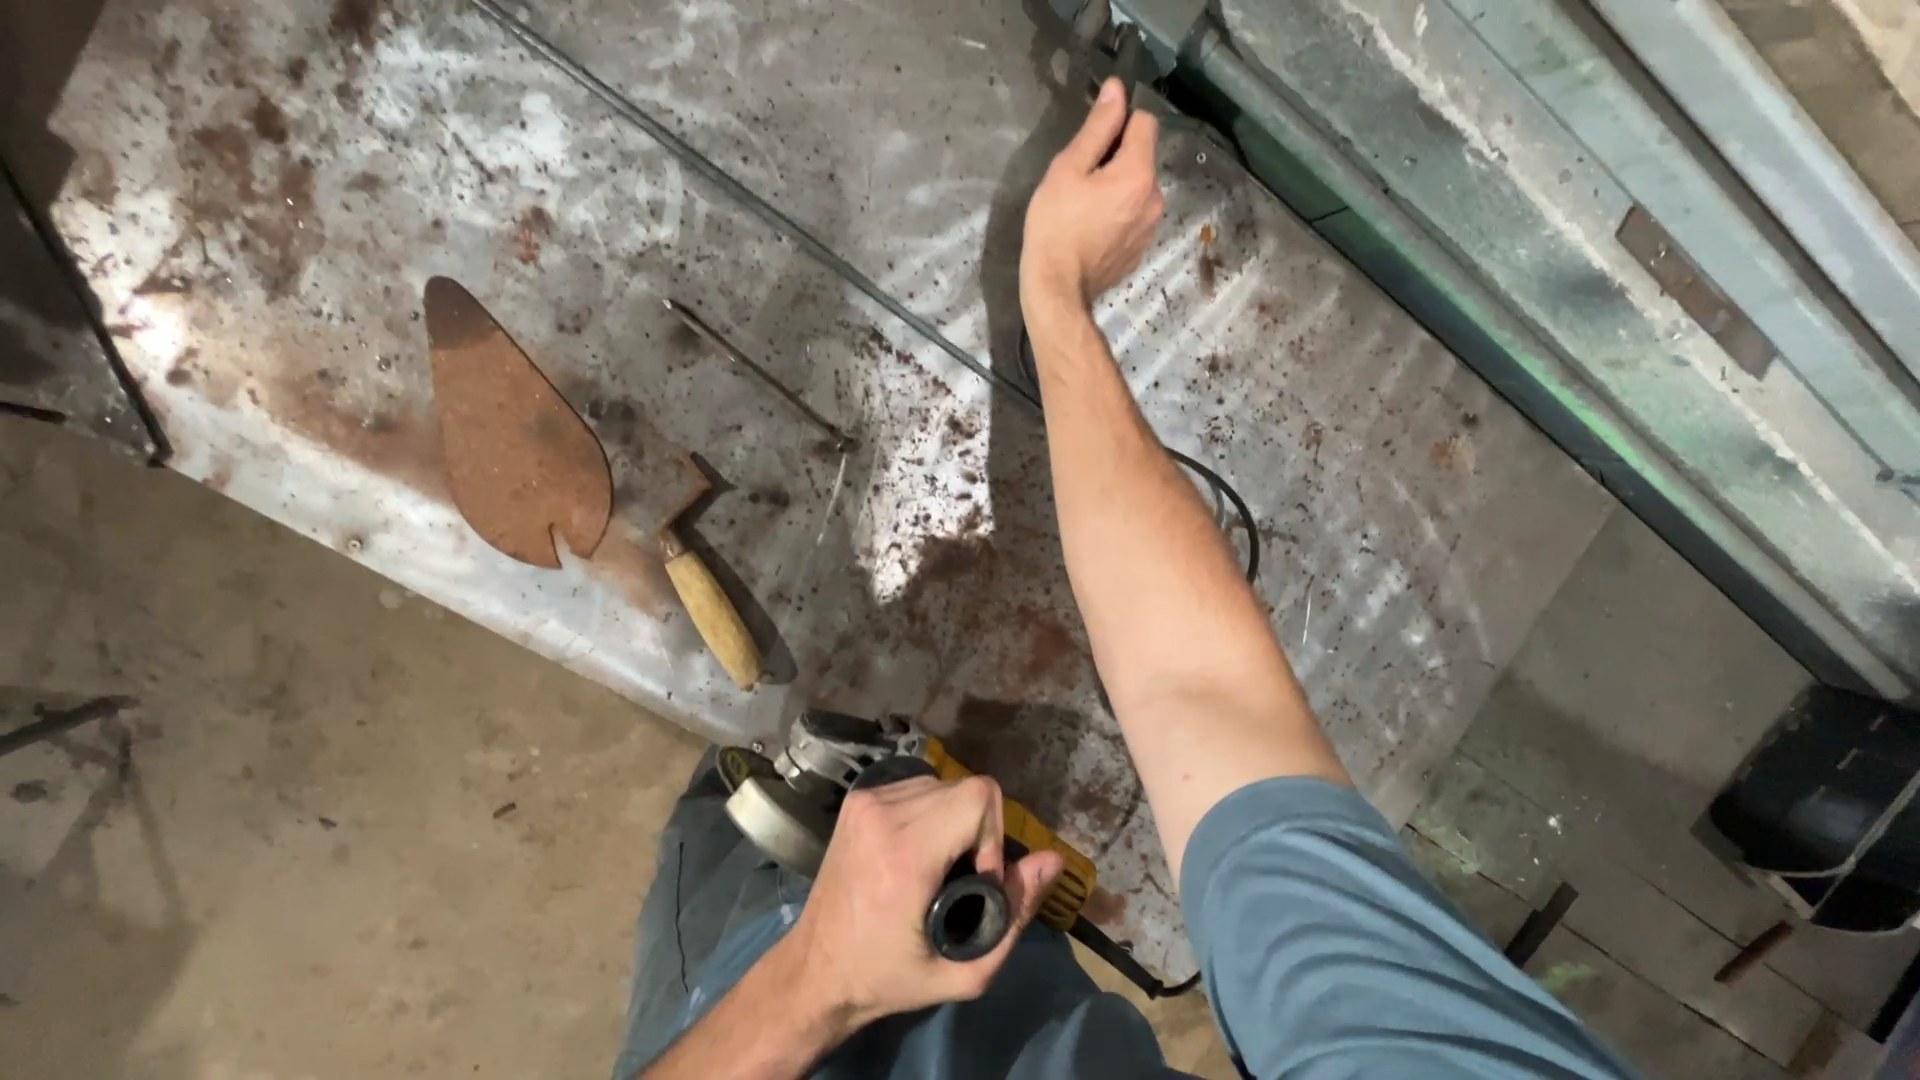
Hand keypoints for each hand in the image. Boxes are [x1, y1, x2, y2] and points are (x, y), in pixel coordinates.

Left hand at [782, 775, 1064, 1028]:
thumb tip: (1053, 860)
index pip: (979, 795)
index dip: (993, 837)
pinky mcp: (857, 800)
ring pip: (944, 784)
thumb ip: (1015, 914)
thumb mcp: (964, 972)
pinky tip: (919, 852)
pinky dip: (931, 814)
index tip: (977, 882)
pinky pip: (918, 788)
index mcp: (905, 852)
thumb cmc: (887, 980)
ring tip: (940, 868)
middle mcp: (882, 814)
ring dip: (956, 821)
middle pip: (967, 788)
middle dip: (979, 831)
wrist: (814, 972)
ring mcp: (865, 801)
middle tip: (962, 879)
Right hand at [1021, 77, 1164, 315]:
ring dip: (1118, 189)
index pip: (1145, 121)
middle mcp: (1155, 198)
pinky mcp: (1140, 249)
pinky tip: (1092, 231)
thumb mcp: (1068, 170)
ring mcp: (1150, 227)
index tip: (1094, 140)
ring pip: (1138, 189)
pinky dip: (1118, 216)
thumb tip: (1117, 89)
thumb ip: (1097, 128)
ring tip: (1085, 209)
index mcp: (1139, 173)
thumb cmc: (1055, 228)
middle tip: (1081, 181)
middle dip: (1117, 160)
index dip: (1119, 122)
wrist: (1058, 290)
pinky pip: (1133, 218)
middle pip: (1142, 158)